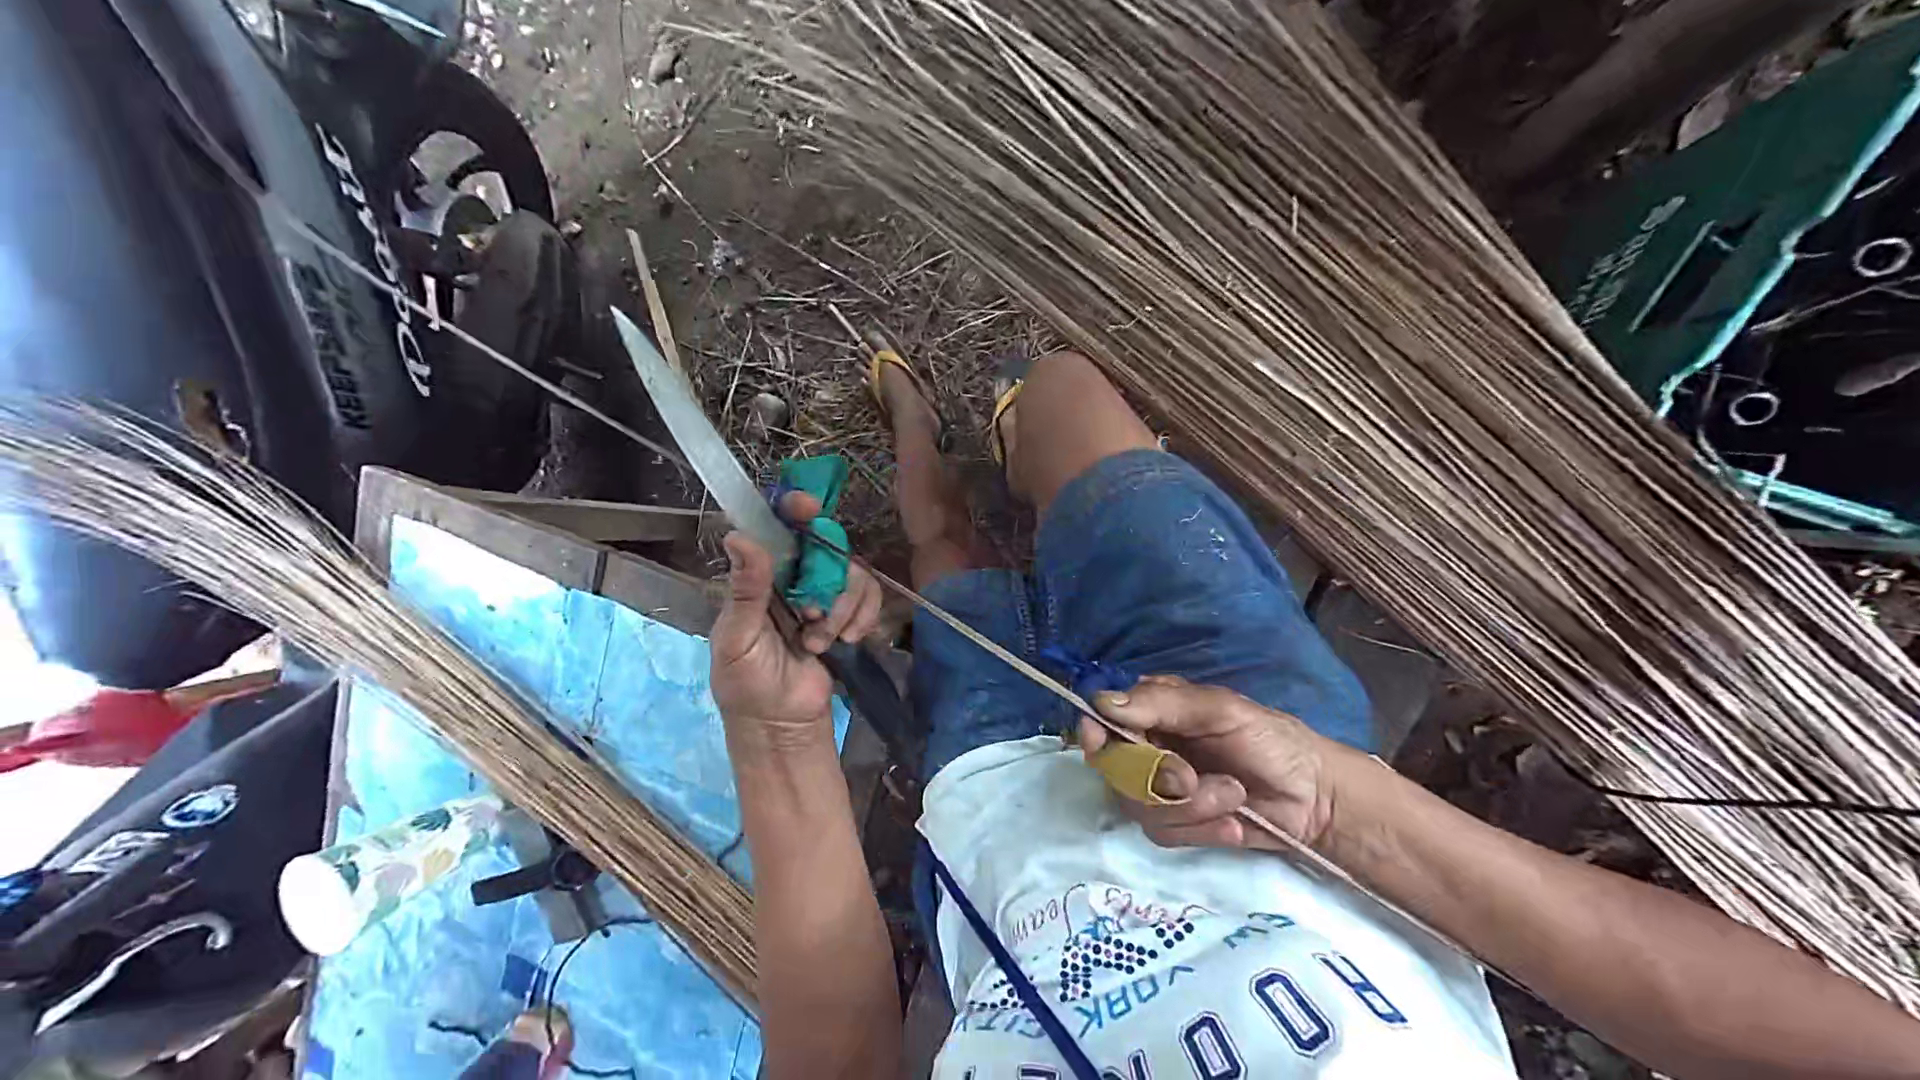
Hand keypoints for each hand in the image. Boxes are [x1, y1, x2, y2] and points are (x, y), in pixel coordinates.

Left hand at [708, 492, 883, 749]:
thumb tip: (739, 536)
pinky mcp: (848, 614)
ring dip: (840, 608)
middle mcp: (792, 578)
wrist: (783, 725)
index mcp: (758, 577)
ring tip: (818, 641)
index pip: (775, 529)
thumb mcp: (738, 639)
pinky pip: (869, 595)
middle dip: (824, 579)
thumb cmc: (747, 684)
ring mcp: (823, 594)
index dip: (792, 510)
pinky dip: (862, 616)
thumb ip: (745, 590)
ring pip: (850, 571)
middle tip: (809, 612)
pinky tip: (846, 639)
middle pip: (823, 545)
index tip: (806, 506)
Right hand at [1079, 675, 1340, 851]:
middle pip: (1114, 770)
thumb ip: (1162, 703)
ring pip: (1139, 806)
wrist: (1315, 796)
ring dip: (1189, 807)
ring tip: (1233, 796)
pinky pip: (1164, 834)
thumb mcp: (1220, 710)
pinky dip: (1201, 830)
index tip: (1098, 742)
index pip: (1101, 721)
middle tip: (1192, 778)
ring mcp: (1158, 789)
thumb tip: (1102, 703)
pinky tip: (1234, 821)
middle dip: (1155, 779)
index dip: (1094, 734)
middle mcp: (1146, 748)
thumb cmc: (1269, 739)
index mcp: (1152, 711)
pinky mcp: (1177, 825)